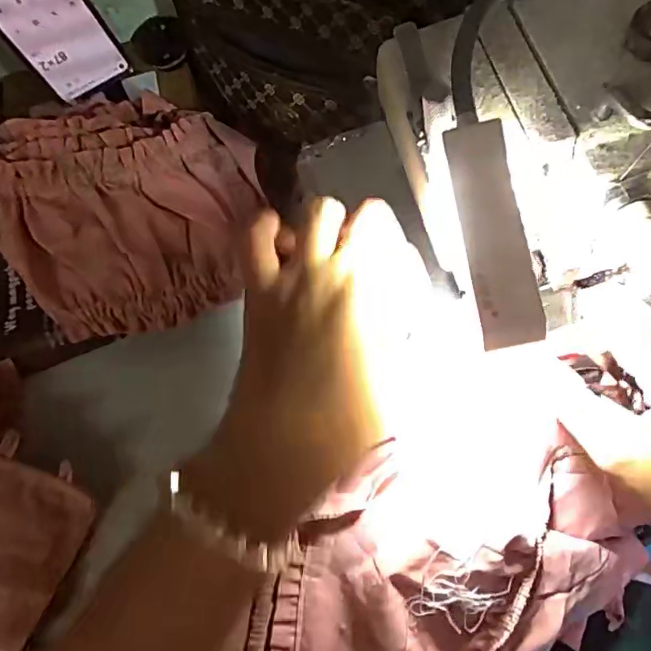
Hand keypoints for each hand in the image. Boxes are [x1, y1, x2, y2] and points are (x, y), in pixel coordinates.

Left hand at [184, 197, 423, 539]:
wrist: (294, 439)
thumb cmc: (357, 408)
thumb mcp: (396, 361)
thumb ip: (399, 322)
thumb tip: (394, 299)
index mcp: (367, 284)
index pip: (378, 223)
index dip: (384, 229)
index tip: (386, 250)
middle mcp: (328, 268)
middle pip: (338, 210)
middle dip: (349, 222)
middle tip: (353, 250)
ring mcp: (287, 275)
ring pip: (301, 213)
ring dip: (312, 222)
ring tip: (317, 248)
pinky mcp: (257, 291)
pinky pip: (251, 237)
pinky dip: (266, 231)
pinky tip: (280, 251)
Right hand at [540, 302, 650, 542]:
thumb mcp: (616, 452)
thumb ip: (575, 405)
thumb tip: (546, 370)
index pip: (622, 329)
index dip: (581, 336)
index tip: (553, 354)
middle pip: (639, 319)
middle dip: (599, 335)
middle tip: (573, 364)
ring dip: (620, 344)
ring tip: (596, 376)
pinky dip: (641, 355)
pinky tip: (626, 384)